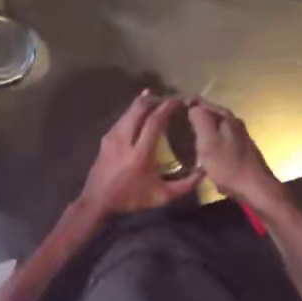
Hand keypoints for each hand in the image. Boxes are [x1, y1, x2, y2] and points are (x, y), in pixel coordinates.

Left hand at [79, 92, 203, 216]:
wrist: (97, 201)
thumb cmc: (131, 198)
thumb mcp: (161, 196)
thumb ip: (185, 186)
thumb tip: (204, 172)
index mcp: (139, 154)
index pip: (154, 122)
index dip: (167, 108)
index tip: (179, 101)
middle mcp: (124, 140)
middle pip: (139, 109)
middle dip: (156, 99)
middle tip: (170, 99)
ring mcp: (112, 137)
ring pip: (129, 111)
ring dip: (144, 102)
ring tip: (158, 100)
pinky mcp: (106, 138)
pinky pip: (122, 118)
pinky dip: (133, 110)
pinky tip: (141, 108)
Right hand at [188, 100, 288, 214]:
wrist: (255, 187)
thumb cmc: (228, 165)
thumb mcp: (208, 141)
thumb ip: (200, 119)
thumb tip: (193, 106)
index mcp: (226, 117)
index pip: (201, 102)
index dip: (187, 105)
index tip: (174, 114)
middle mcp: (235, 122)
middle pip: (210, 115)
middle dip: (196, 119)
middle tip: (179, 128)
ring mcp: (240, 136)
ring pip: (216, 128)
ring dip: (204, 133)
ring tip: (190, 141)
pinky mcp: (242, 149)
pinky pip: (221, 140)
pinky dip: (212, 144)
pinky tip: (207, 155)